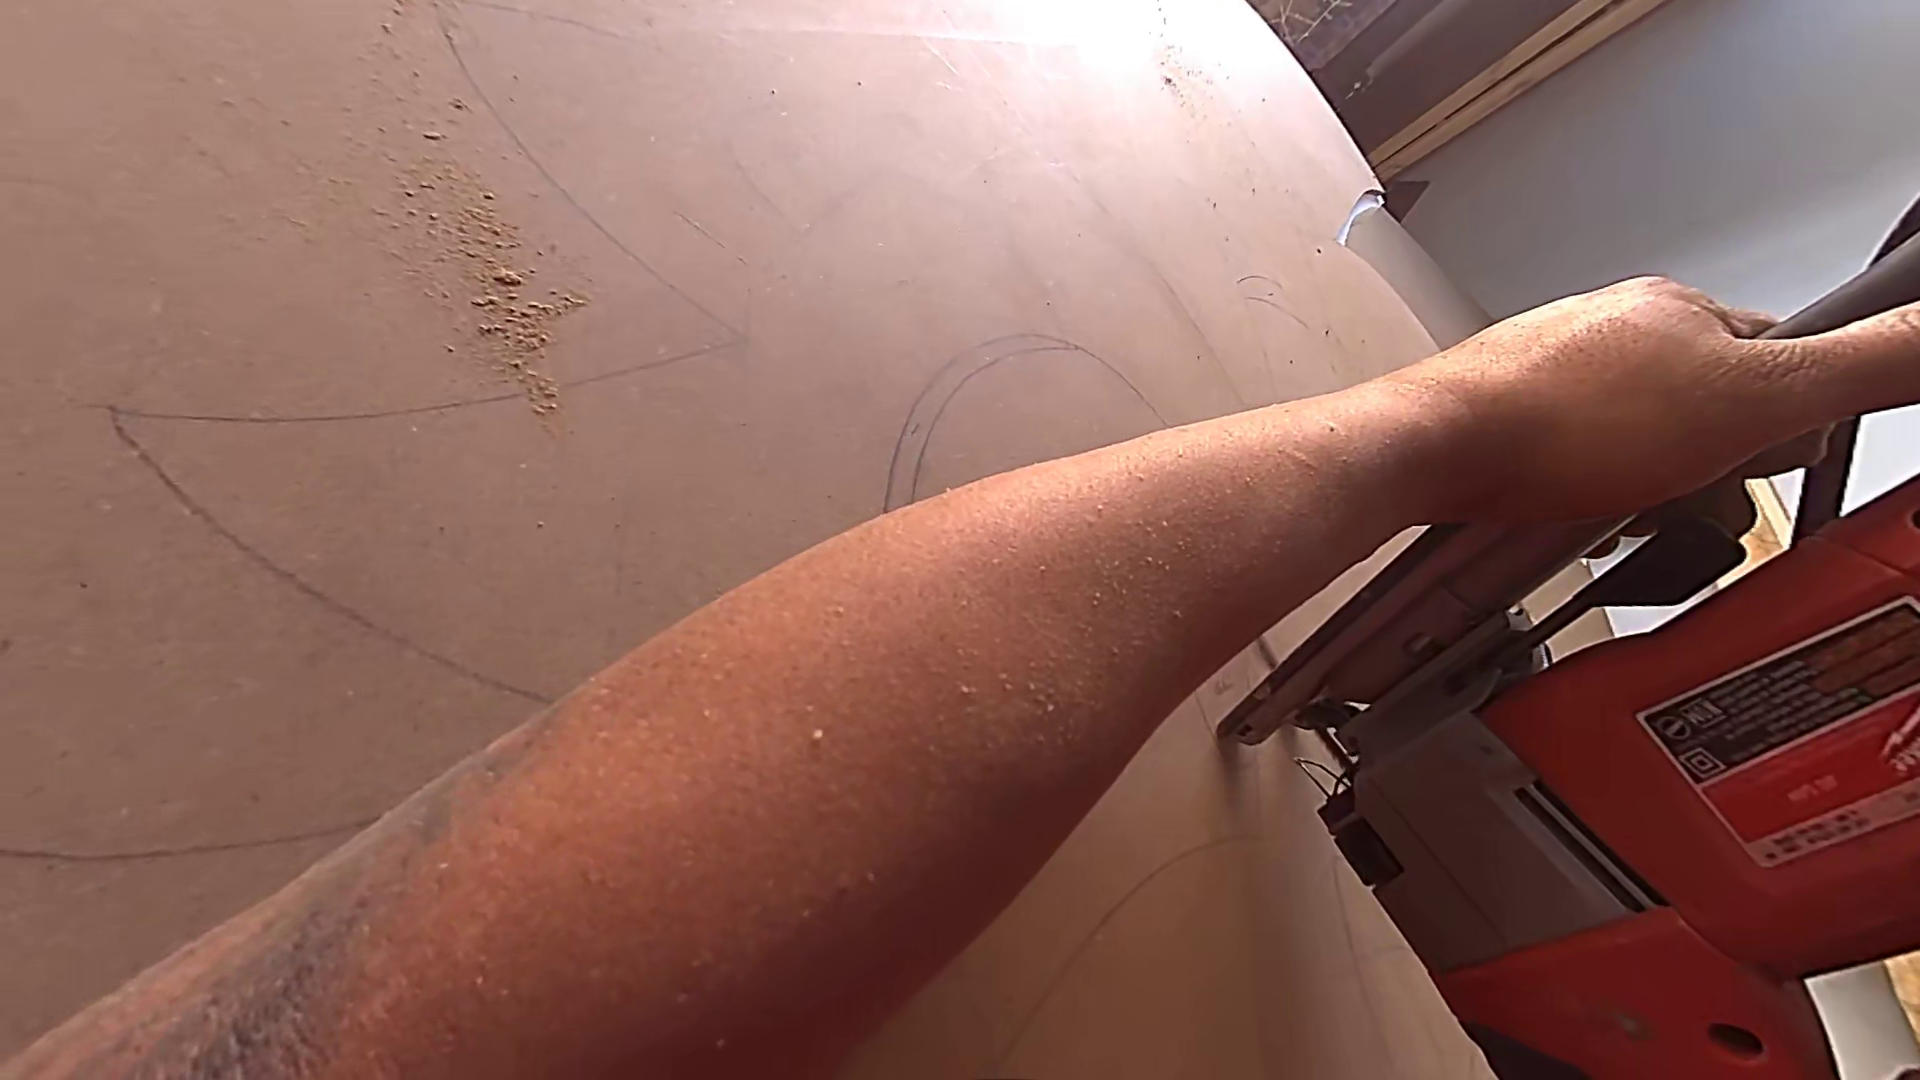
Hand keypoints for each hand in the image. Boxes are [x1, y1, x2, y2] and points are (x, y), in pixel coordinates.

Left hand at [1384, 276, 1919, 521]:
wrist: (1420, 452)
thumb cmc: (1555, 423)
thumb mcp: (1753, 396)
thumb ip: (1875, 362)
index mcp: (1664, 311)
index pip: (1771, 354)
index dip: (1778, 421)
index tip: (1751, 462)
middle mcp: (1587, 337)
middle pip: (1681, 407)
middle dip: (1687, 464)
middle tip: (1662, 495)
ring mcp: (1523, 380)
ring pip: (1605, 442)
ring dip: (1616, 487)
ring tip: (1593, 510)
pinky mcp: (1477, 423)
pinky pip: (1539, 463)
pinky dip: (1552, 494)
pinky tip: (1544, 514)